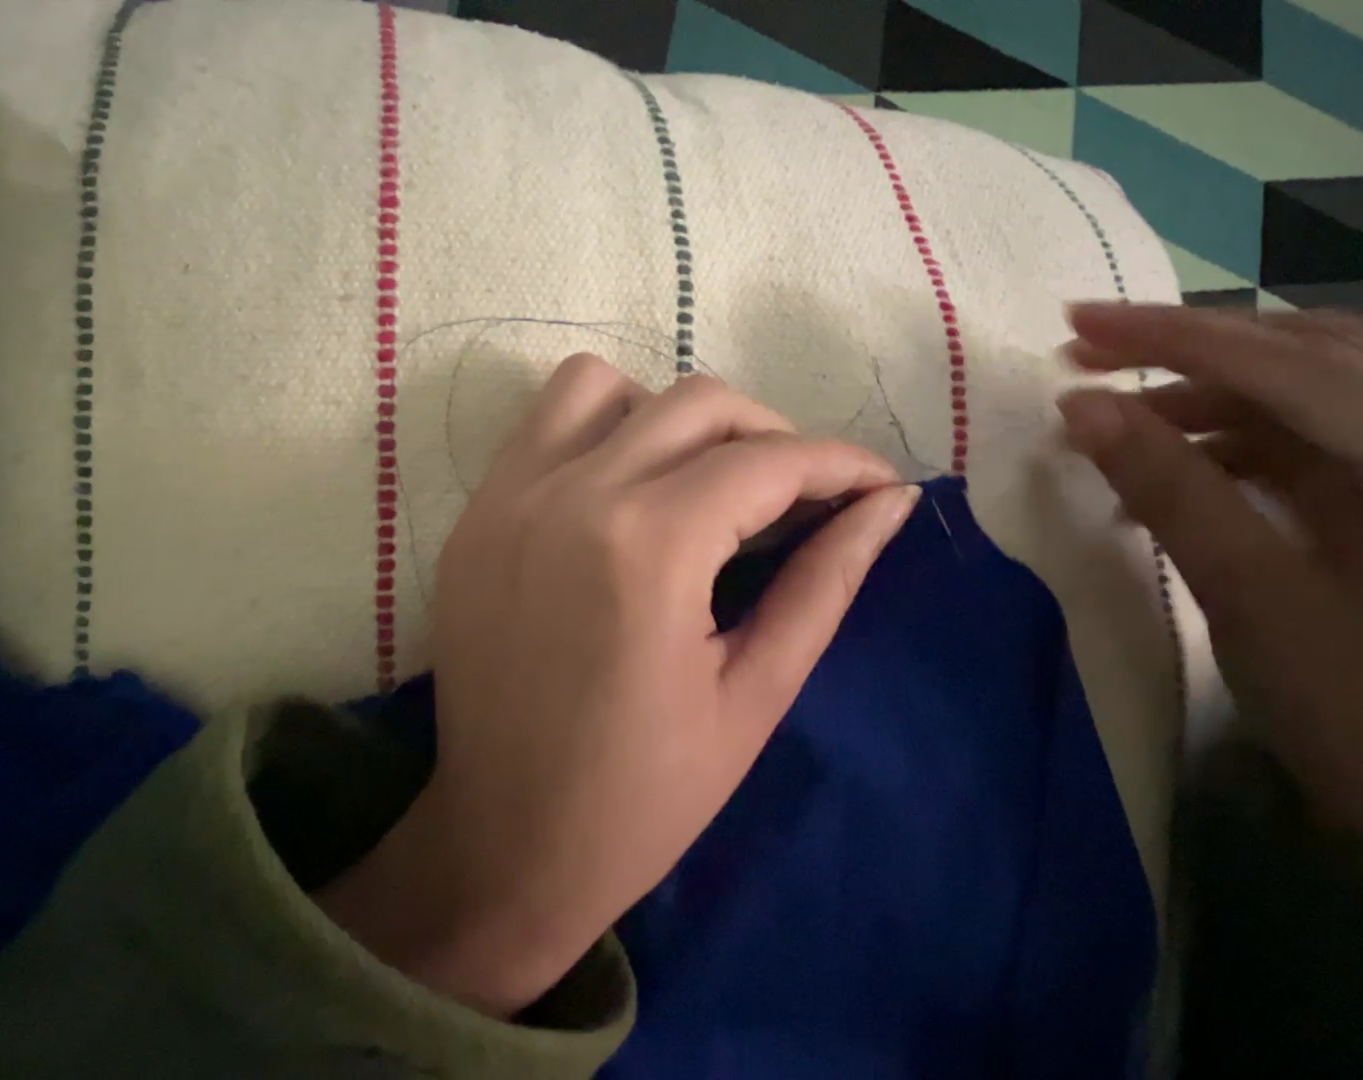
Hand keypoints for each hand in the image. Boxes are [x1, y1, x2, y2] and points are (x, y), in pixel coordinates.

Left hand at [320, 354, 917, 1015]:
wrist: (506, 846)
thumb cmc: (644, 797)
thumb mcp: (754, 693)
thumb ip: (825, 583)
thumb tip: (889, 504)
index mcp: (648, 546)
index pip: (767, 461)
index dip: (840, 464)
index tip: (880, 485)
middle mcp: (569, 494)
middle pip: (698, 403)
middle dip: (771, 436)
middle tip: (802, 499)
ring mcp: (507, 498)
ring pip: (605, 387)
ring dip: (673, 417)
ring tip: (705, 485)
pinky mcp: (473, 518)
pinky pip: (543, 427)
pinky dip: (600, 431)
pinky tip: (630, 495)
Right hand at [1059, 303, 1362, 845]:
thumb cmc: (1351, 714)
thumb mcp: (1248, 599)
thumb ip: (1168, 489)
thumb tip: (1080, 407)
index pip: (1314, 371)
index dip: (1183, 340)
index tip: (1079, 322)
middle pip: (1322, 357)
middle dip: (1192, 348)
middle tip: (1083, 349)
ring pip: (1314, 386)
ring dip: (1204, 389)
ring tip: (1110, 409)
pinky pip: (1311, 432)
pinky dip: (1227, 433)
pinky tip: (1165, 454)